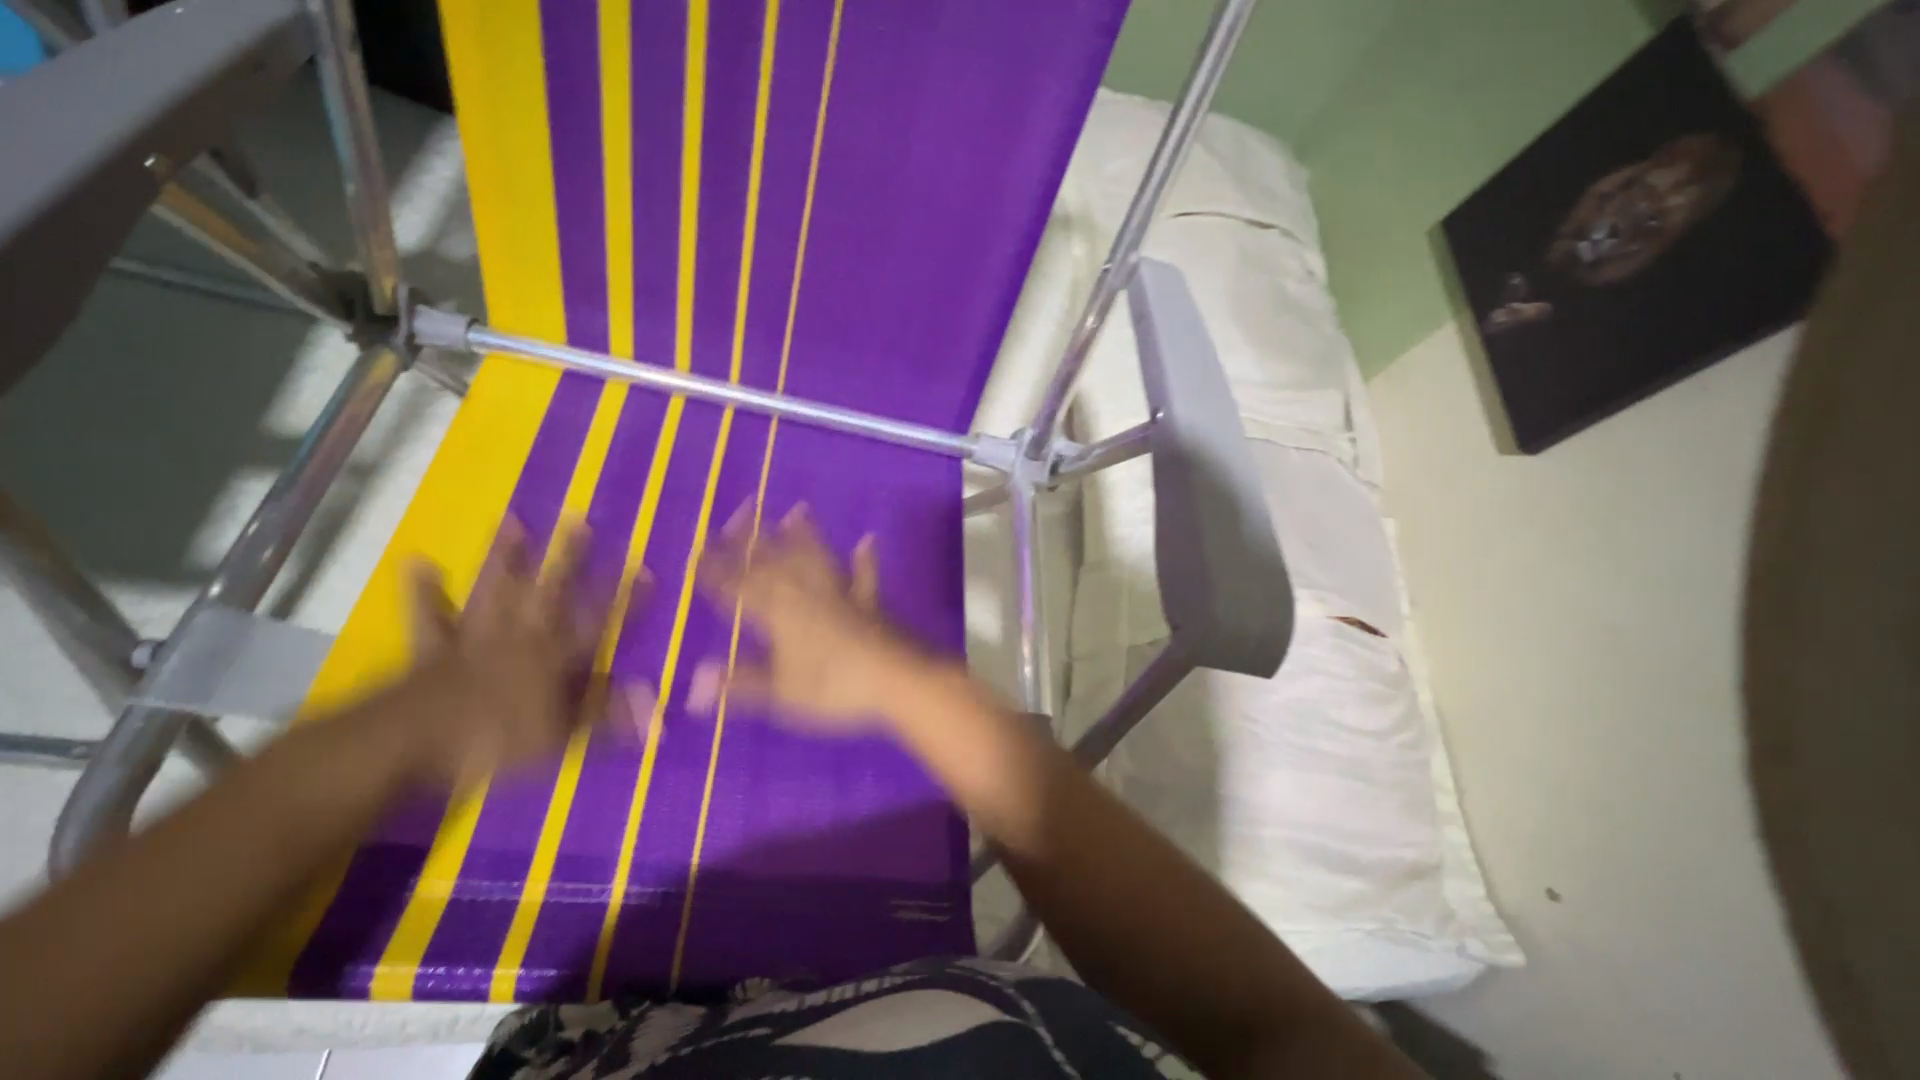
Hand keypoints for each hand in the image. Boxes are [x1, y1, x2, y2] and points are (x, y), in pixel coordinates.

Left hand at [399, 518, 649, 784]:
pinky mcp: (433, 649)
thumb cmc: (493, 743)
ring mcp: (475, 638)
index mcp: (554, 659)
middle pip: (548, 592)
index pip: (598, 623)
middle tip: (579, 518)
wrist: (411, 741)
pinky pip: (430, 616)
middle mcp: (520, 638)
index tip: (645, 569)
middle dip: (567, 557)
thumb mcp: (559, 737)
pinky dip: (424, 591)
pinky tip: (417, 562)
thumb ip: (605, 717)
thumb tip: (654, 702)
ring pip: (495, 591)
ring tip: (513, 519)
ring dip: (504, 557)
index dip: (625, 598)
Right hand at [691, 502, 929, 732]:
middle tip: (738, 513)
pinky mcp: (872, 602)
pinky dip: (865, 558)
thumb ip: (740, 685)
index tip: (698, 550)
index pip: (739, 588)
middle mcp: (807, 594)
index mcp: (779, 615)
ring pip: (817, 558)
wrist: (899, 679)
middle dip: (752, 541)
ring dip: (806, 535)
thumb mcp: (781, 693)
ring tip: (797, 509)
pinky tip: (867, 540)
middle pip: (775, 563)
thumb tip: (694, 683)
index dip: (716, 572)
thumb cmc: (835, 688)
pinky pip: (865, 575)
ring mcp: (842, 594)